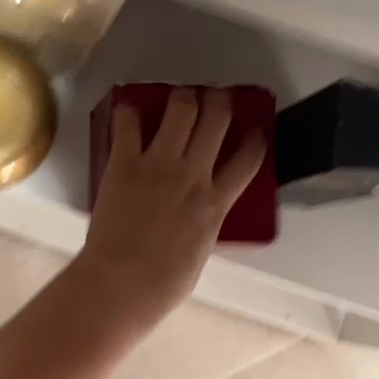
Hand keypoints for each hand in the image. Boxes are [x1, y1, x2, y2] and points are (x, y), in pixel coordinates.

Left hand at [72, 87, 264, 324]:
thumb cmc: (163, 282)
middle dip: (219, 101)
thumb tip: (199, 217)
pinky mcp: (124, 163)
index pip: (248, 160)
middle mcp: (193, 175)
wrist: (122, 282)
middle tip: (214, 97)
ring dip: (183, 97)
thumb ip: (204, 224)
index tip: (255, 131)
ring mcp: (158, 165)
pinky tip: (129, 108)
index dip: (254, 141)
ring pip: (181, 111)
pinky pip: (128, 125)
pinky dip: (128, 112)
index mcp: (216, 203)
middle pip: (216, 121)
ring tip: (180, 96)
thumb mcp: (200, 251)